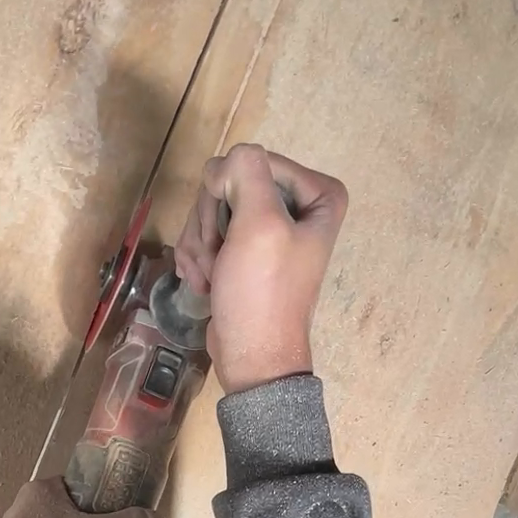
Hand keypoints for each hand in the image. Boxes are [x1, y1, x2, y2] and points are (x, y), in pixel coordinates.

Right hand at [172, 144, 347, 394]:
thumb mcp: (258, 222)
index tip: (228, 232)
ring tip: (210, 278)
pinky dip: (199, 261)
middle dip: (211, 226)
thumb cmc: (261, 293)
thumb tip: (222, 166)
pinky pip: (207, 237)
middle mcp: (296, 207)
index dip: (229, 192)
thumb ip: (245, 171)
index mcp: (318, 194)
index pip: (251, 161)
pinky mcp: (243, 254)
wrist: (251, 356)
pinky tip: (204, 284)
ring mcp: (267, 232)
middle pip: (228, 186)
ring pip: (212, 212)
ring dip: (201, 246)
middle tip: (216, 260)